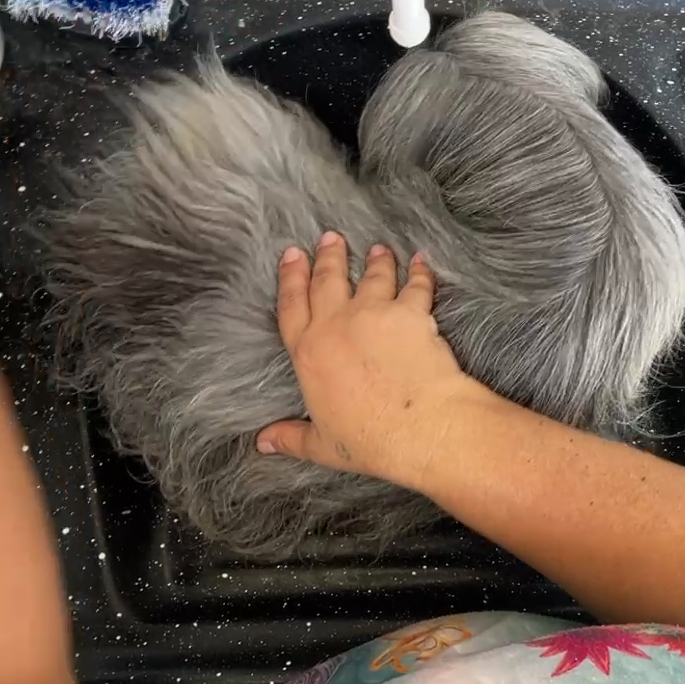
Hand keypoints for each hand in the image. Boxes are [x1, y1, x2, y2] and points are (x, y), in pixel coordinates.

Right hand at [257, 233, 493, 488]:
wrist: (419, 428)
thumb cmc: (370, 441)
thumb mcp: (322, 445)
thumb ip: (290, 438)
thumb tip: (263, 443)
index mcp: (309, 354)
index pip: (292, 307)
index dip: (290, 279)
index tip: (292, 256)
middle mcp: (336, 326)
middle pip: (327, 281)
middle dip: (328, 256)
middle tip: (330, 238)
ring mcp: (374, 314)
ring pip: (372, 276)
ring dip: (375, 260)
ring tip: (377, 250)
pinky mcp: (411, 313)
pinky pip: (415, 284)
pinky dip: (419, 271)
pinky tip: (421, 261)